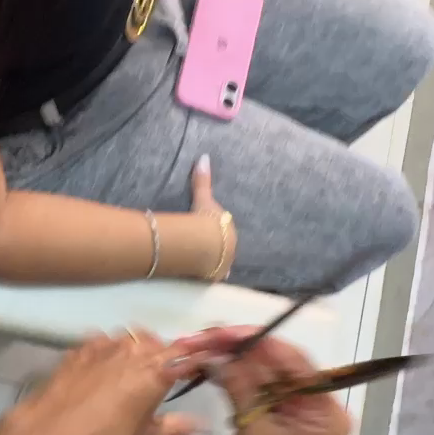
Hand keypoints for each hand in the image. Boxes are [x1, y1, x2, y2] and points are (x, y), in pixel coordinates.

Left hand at [0, 331, 202, 434]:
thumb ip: (175, 425)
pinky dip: (109, 348)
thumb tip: (202, 425)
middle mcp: (134, 350)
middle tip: (158, 373)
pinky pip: (103, 340)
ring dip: (135, 347)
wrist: (56, 427)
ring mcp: (105, 344)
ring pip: (129, 336)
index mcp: (156, 370)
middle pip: (156, 342)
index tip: (193, 365)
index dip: (191, 357)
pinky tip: (102, 364)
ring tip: (129, 367)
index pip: (183, 354)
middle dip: (162, 353)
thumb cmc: (107, 434)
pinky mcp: (82, 346)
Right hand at [180, 327, 351, 434]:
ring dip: (234, 360)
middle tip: (205, 336)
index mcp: (325, 407)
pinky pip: (258, 388)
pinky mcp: (280, 415)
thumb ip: (241, 389)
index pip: (292, 361)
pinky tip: (212, 366)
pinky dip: (236, 378)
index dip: (257, 342)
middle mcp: (317, 401)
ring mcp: (298, 408)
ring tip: (202, 345)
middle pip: (276, 363)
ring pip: (264, 372)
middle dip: (240, 349)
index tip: (224, 332)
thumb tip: (217, 354)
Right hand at [188, 154, 237, 279]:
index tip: (212, 231)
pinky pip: (211, 277)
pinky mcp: (213, 277)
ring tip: (205, 265)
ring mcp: (223, 264)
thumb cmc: (206, 222)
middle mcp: (231, 248)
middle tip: (209, 248)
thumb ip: (202, 180)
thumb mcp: (204, 200)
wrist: (204, 245)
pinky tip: (202, 278)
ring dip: (215, 264)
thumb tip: (204, 156)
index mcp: (230, 230)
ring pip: (221, 264)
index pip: (226, 230)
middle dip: (220, 248)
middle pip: (226, 248)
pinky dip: (207, 276)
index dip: (219, 230)